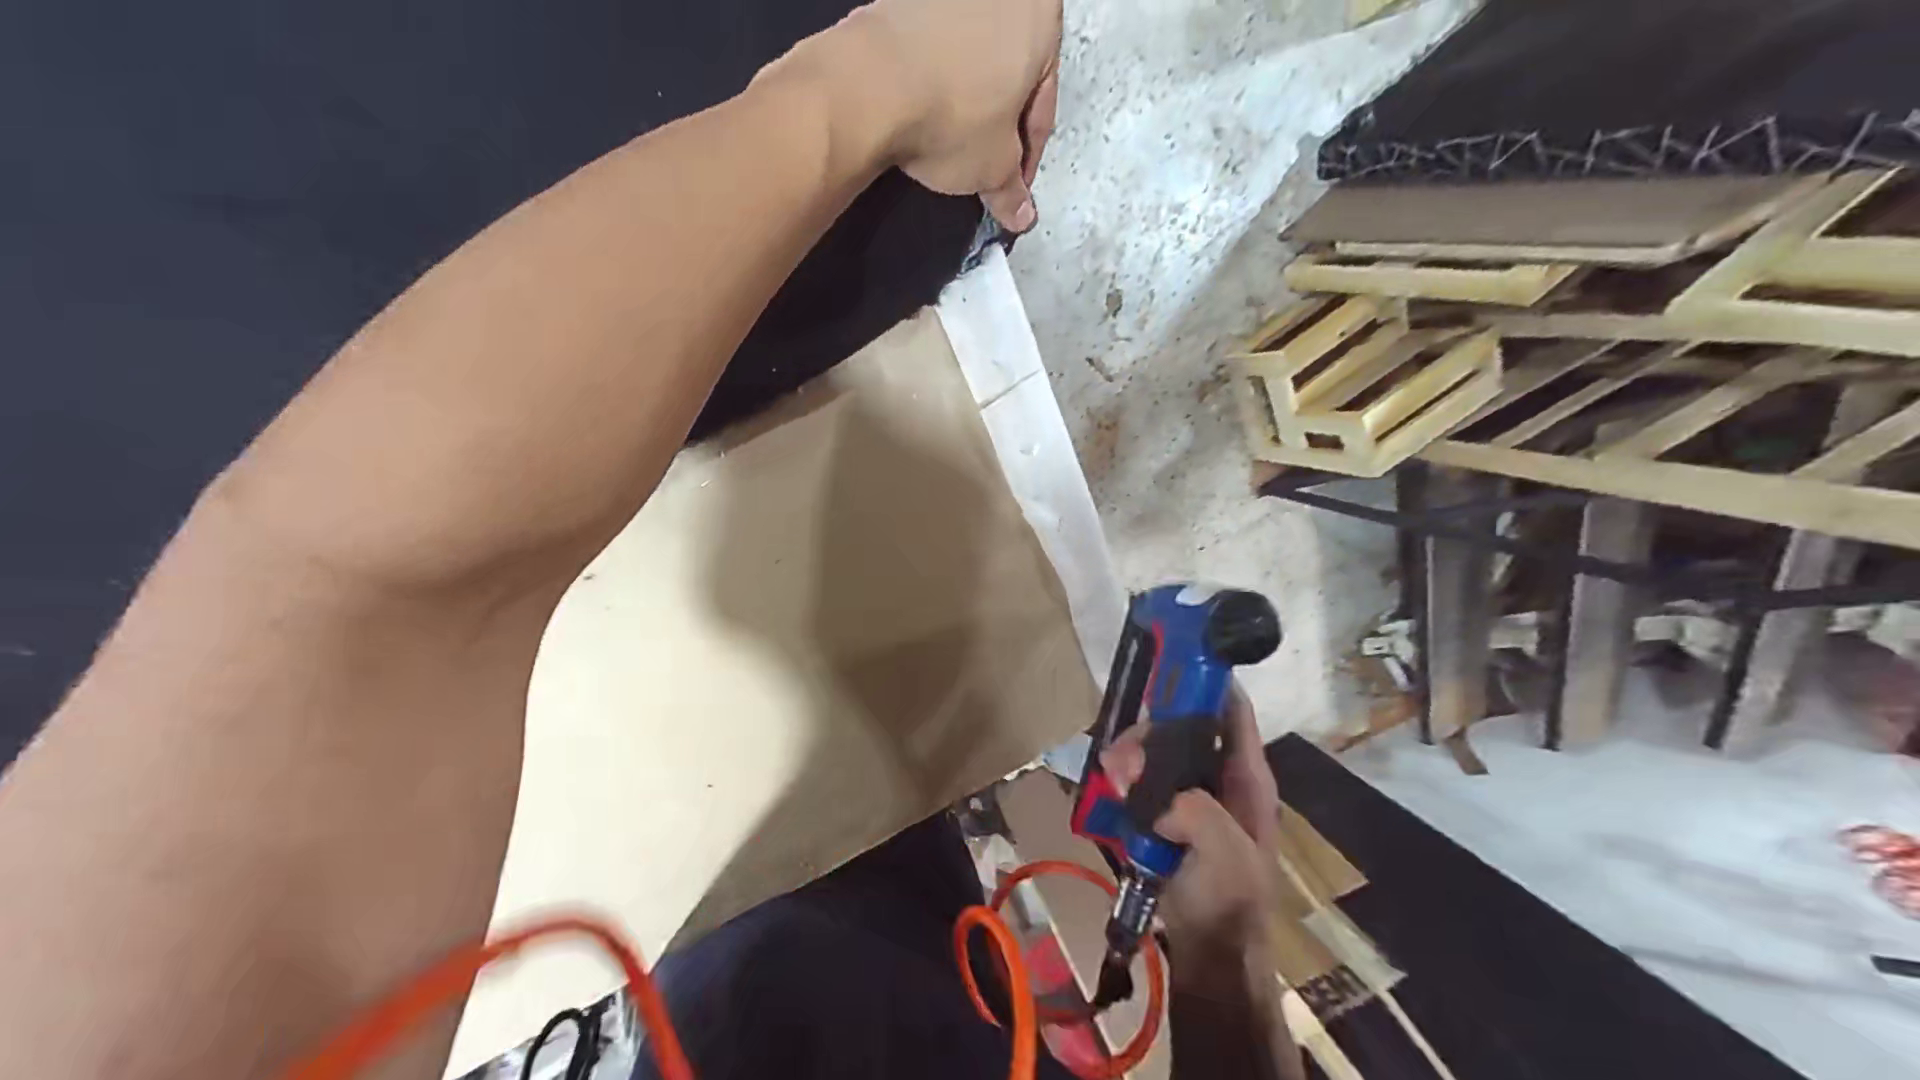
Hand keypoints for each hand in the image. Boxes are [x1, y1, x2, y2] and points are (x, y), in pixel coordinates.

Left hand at [822, 0, 1061, 232]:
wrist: (873, 86)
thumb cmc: (951, 114)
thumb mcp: (994, 168)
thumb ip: (1011, 189)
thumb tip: (1018, 212)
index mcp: (1040, 14)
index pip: (1043, 107)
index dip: (1027, 158)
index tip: (1012, 186)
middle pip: (1009, 77)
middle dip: (998, 128)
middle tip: (986, 171)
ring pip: (971, 62)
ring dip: (967, 106)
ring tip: (950, 149)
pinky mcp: (904, 2)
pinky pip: (933, 52)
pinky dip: (934, 85)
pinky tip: (923, 119)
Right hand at [1100, 684, 1280, 985]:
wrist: (1210, 960)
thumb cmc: (1230, 905)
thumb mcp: (1224, 854)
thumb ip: (1189, 807)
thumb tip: (1133, 775)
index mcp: (1245, 777)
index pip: (1230, 708)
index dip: (1203, 678)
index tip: (1164, 660)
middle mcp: (1216, 776)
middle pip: (1180, 725)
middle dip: (1149, 729)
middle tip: (1122, 753)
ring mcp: (1187, 796)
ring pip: (1153, 750)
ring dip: (1129, 755)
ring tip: (1111, 776)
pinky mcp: (1161, 815)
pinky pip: (1137, 780)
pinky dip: (1119, 777)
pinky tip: (1107, 786)